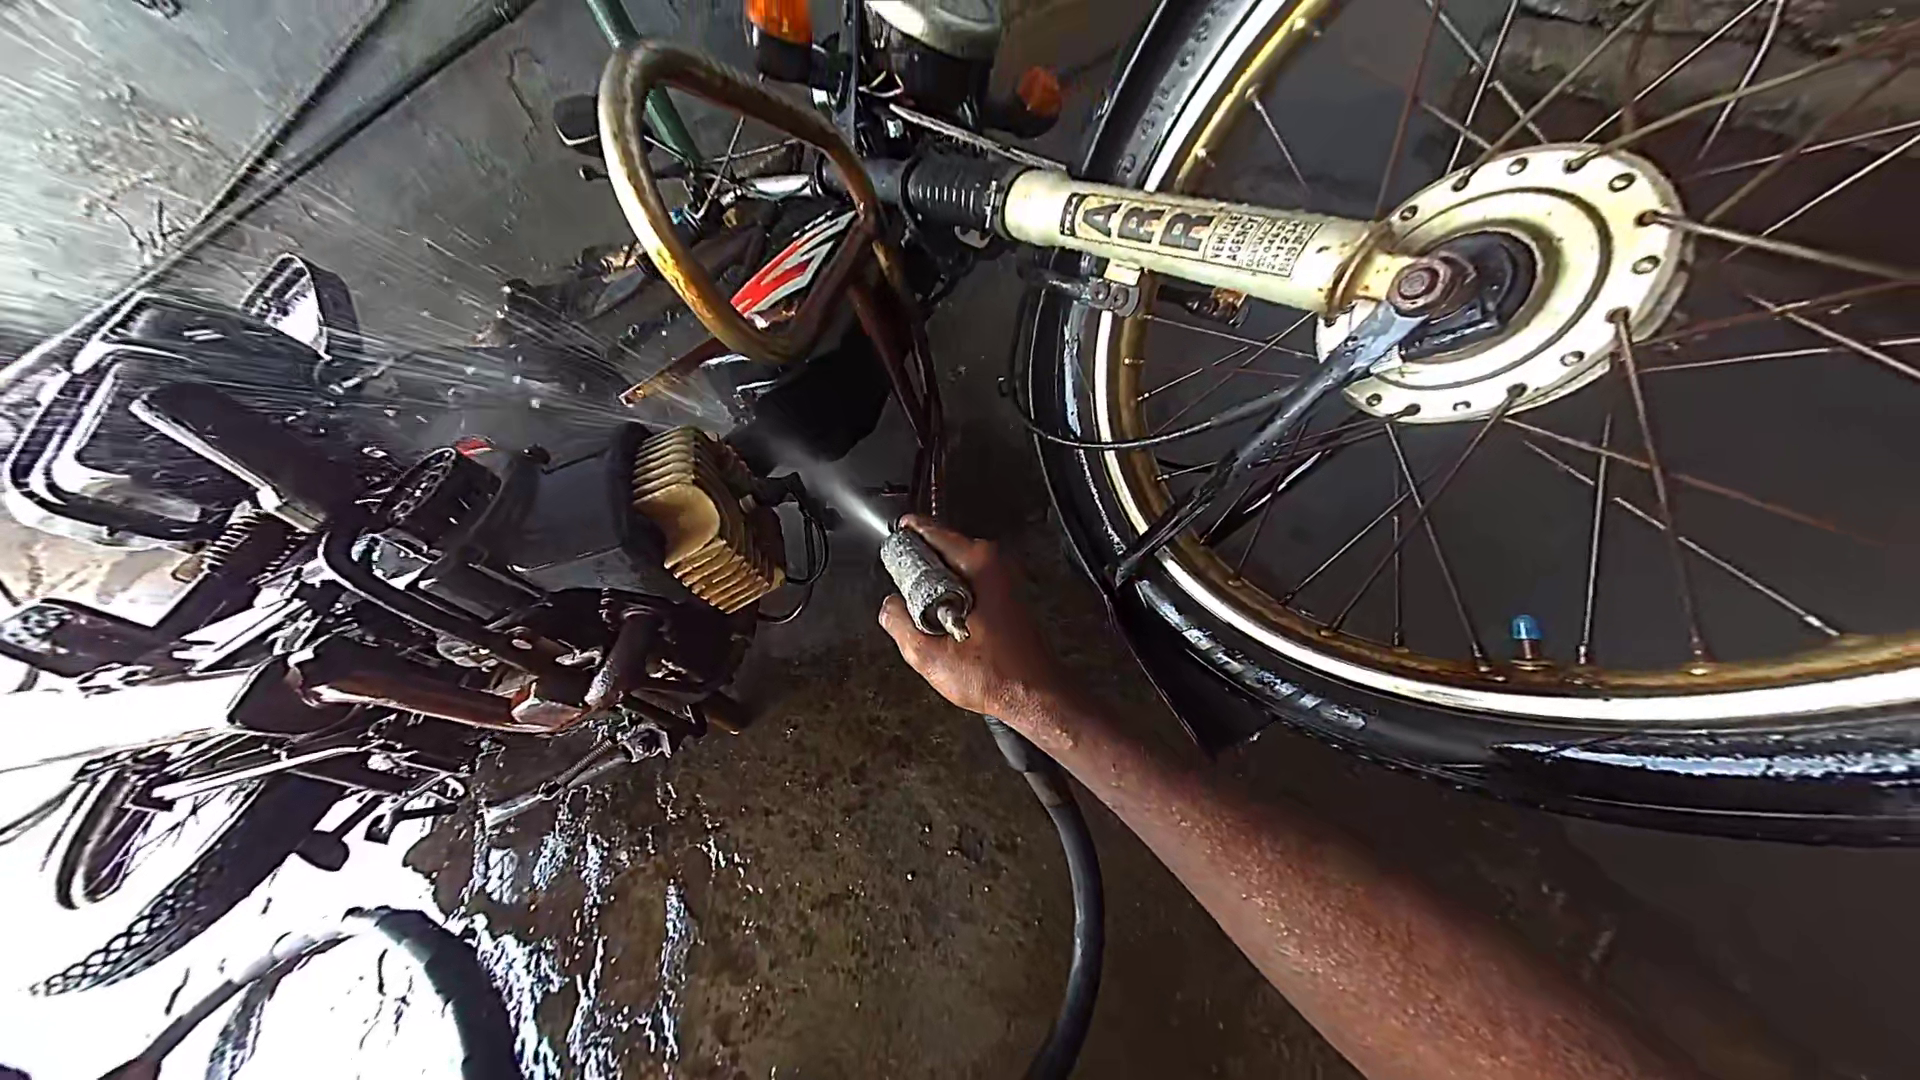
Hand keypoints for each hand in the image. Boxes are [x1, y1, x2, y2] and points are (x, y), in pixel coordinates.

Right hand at [878, 517, 1067, 717]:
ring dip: (933, 589)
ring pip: (952, 570)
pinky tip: (947, 629)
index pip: (931, 531)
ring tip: (927, 621)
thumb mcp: (930, 655)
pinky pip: (965, 585)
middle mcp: (995, 564)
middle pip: (940, 550)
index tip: (891, 551)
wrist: (1037, 696)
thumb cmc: (999, 676)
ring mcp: (1002, 579)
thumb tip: (889, 606)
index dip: (905, 540)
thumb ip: (899, 624)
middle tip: (907, 599)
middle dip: (918, 570)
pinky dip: (950, 599)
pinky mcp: (1004, 596)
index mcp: (979, 565)